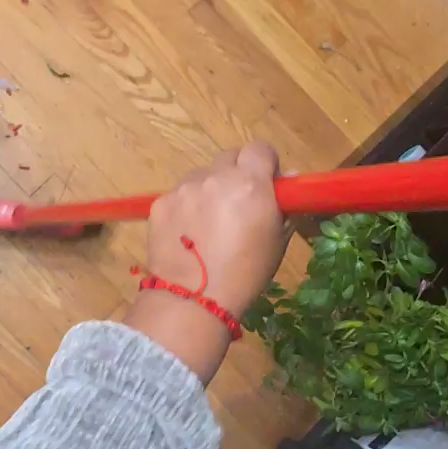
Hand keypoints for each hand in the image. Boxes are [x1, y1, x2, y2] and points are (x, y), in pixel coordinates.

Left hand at [123, 144, 288, 382]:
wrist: (193, 300)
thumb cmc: (245, 274)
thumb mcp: (277, 241)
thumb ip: (283, 204)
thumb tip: (288, 178)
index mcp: (250, 183)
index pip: (260, 148)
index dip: (265, 164)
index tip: (266, 184)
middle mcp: (215, 177)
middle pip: (229, 158)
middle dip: (237, 175)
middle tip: (238, 206)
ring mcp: (184, 189)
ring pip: (201, 177)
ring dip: (209, 191)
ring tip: (208, 227)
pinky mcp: (160, 203)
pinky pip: (179, 196)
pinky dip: (185, 209)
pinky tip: (187, 236)